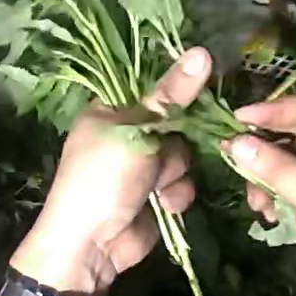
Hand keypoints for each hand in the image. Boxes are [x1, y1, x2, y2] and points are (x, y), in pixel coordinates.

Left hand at [9, 47, 212, 295]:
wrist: (90, 244)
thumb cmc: (103, 178)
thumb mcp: (135, 132)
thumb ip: (171, 97)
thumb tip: (204, 50)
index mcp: (111, 109)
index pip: (154, 88)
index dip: (178, 91)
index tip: (204, 89)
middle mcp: (128, 133)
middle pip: (176, 122)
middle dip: (176, 142)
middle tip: (165, 151)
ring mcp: (142, 165)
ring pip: (183, 154)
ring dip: (174, 173)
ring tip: (154, 187)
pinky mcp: (156, 193)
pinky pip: (182, 183)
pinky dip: (176, 195)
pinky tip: (162, 205)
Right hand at [225, 96, 295, 295]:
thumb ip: (274, 166)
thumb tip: (234, 142)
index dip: (274, 109)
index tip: (238, 117)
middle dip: (265, 149)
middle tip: (232, 154)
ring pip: (291, 159)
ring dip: (268, 176)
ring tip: (258, 202)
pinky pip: (295, 181)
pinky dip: (277, 192)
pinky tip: (269, 213)